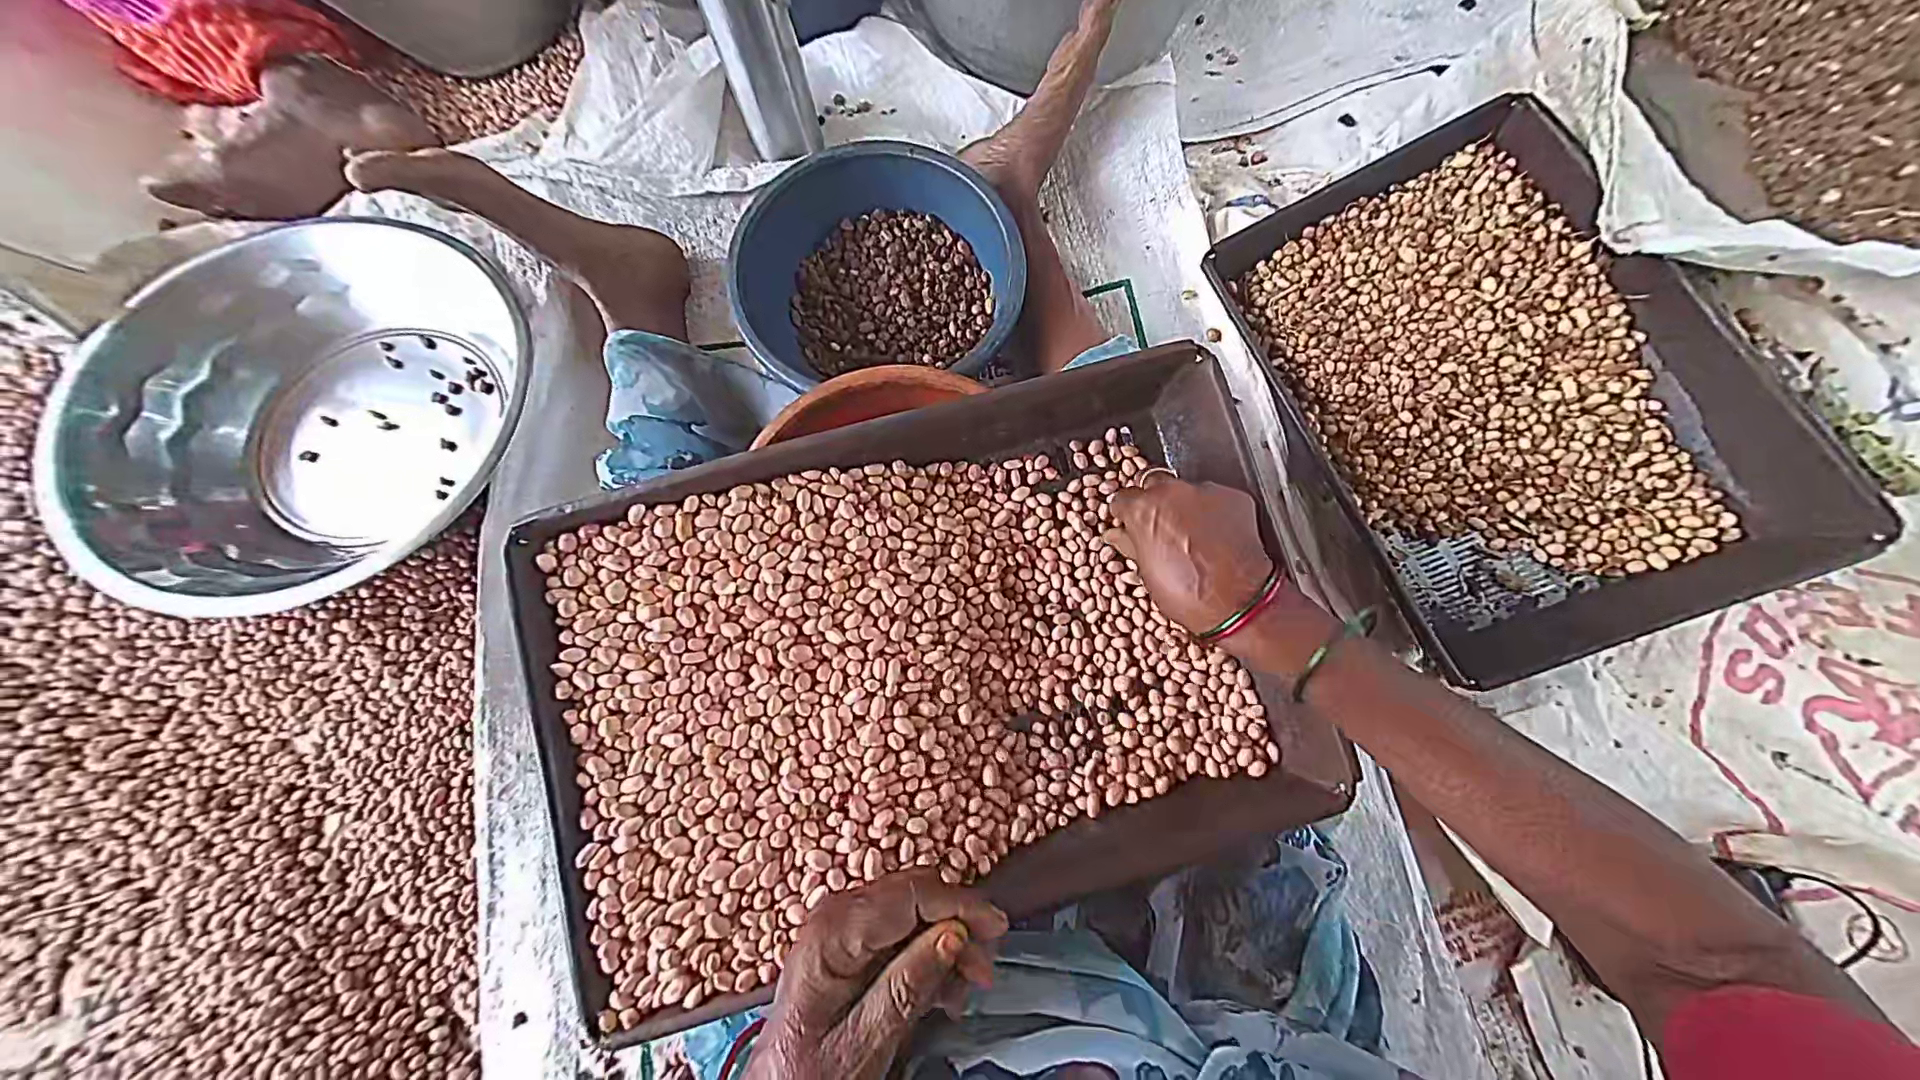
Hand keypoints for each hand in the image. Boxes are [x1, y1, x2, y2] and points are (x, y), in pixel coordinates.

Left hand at [744, 871, 1007, 1079]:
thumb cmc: (805, 1077)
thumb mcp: (860, 1045)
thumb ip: (905, 987)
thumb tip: (953, 934)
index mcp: (832, 933)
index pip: (910, 892)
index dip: (958, 904)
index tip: (995, 926)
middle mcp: (837, 915)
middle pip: (915, 893)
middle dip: (958, 923)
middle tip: (983, 967)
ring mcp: (845, 925)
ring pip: (916, 908)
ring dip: (948, 940)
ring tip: (964, 987)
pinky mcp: (854, 942)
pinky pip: (904, 929)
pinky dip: (931, 951)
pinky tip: (943, 988)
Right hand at [1105, 474, 1331, 661]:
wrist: (1236, 602)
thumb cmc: (1188, 593)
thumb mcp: (1146, 573)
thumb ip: (1130, 544)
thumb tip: (1119, 535)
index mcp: (1142, 509)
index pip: (1123, 498)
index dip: (1125, 513)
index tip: (1129, 521)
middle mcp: (1171, 492)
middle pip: (1153, 483)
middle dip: (1154, 501)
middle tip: (1160, 525)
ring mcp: (1205, 492)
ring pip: (1187, 490)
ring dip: (1185, 505)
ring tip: (1192, 534)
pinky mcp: (1234, 498)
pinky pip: (1216, 499)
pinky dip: (1214, 512)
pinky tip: (1215, 535)